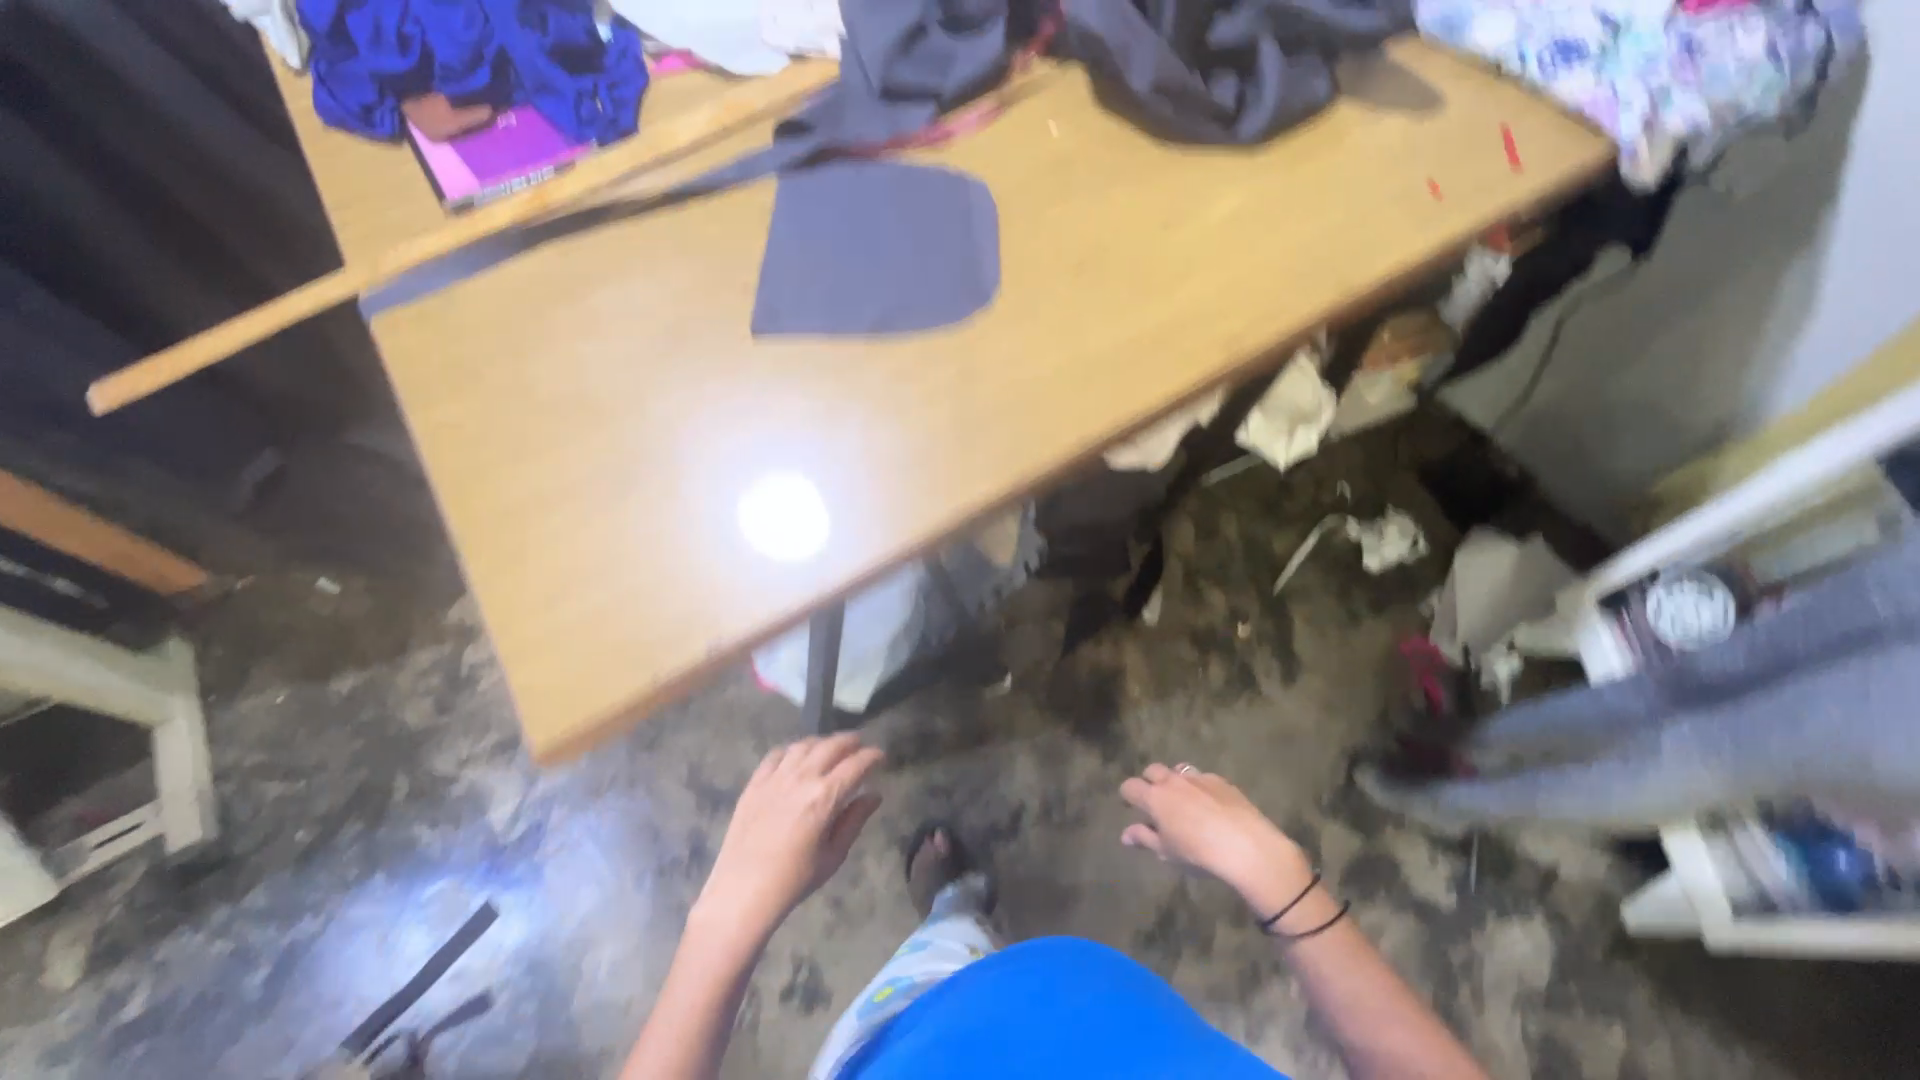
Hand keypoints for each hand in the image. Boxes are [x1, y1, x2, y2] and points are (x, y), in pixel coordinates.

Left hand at [694, 734, 884, 937]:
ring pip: (803, 745)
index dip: (872, 756)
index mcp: (825, 797)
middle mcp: (802, 778)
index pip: (856, 765)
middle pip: (831, 746)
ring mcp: (775, 778)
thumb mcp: (834, 854)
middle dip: (850, 741)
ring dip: (822, 742)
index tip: (881, 756)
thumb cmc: (795, 879)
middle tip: (860, 745)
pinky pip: (776, 755)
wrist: (743, 890)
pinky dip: (792, 750)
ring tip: (830, 747)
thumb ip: (855, 820)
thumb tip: (874, 795)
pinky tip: (796, 756)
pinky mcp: (754, 783)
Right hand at [1119, 764, 1315, 916]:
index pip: (1130, 786)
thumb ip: (1144, 838)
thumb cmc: (1199, 854)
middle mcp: (1173, 781)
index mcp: (1154, 798)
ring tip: (1183, 801)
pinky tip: (1211, 807)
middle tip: (1157, 803)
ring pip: (1179, 770)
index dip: (1128, 795)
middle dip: (1150, 782)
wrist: (1246, 847)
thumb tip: (1125, 834)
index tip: (1131, 806)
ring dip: (1175, 781)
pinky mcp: (1222, 781)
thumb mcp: (1167, 852)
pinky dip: (1200, 788)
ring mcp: (1199, 778)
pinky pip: (1203, 778)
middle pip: (1153, 771)